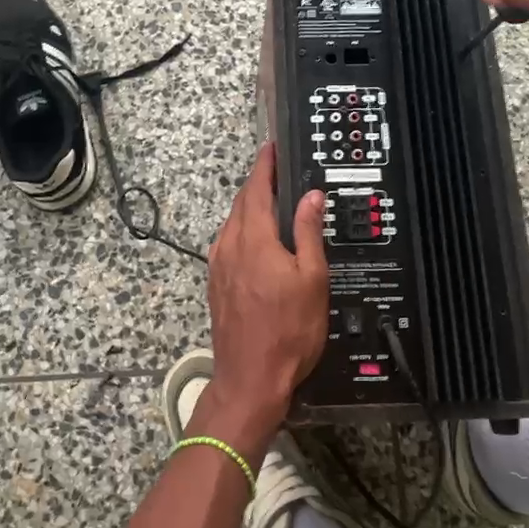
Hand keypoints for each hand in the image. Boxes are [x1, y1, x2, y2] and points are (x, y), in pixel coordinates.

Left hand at [204, 143, 329, 423]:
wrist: (249, 379)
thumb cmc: (287, 332)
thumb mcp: (311, 280)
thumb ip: (308, 233)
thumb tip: (310, 196)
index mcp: (254, 239)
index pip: (256, 188)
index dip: (264, 165)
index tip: (271, 148)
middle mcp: (230, 246)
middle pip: (242, 202)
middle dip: (258, 183)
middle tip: (278, 173)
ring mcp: (219, 265)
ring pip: (233, 222)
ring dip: (250, 207)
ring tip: (272, 203)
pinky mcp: (216, 283)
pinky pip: (228, 242)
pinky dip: (243, 229)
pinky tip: (257, 241)